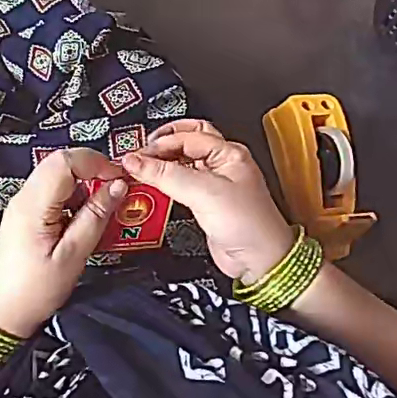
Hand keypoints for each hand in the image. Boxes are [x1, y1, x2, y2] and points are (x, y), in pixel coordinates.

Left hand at [0, 148, 127, 338]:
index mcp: (34, 204)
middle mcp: (25, 196)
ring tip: (103, 210)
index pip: (65, 160)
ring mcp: (23, 204)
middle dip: (93, 170)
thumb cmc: (33, 290)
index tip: (120, 179)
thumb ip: (95, 218)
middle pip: (61, 162)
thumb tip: (118, 186)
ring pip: (58, 176)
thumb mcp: (72, 257)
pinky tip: (84, 221)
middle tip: (116, 191)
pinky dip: (74, 198)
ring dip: (84, 185)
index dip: (96, 162)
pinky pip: (53, 192)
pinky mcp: (26, 214)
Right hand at [119, 119, 296, 284]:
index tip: (136, 156)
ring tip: (141, 168)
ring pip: (182, 162)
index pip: (187, 136)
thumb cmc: (249, 225)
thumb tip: (136, 161)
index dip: (160, 144)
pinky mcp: (206, 202)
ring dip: (162, 162)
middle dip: (161, 143)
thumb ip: (167, 175)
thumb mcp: (204, 192)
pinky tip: (153, 185)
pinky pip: (181, 183)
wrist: (260, 261)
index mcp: (228, 152)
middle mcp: (221, 164)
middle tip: (139, 152)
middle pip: (186, 141)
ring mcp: (214, 183)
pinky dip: (165, 181)